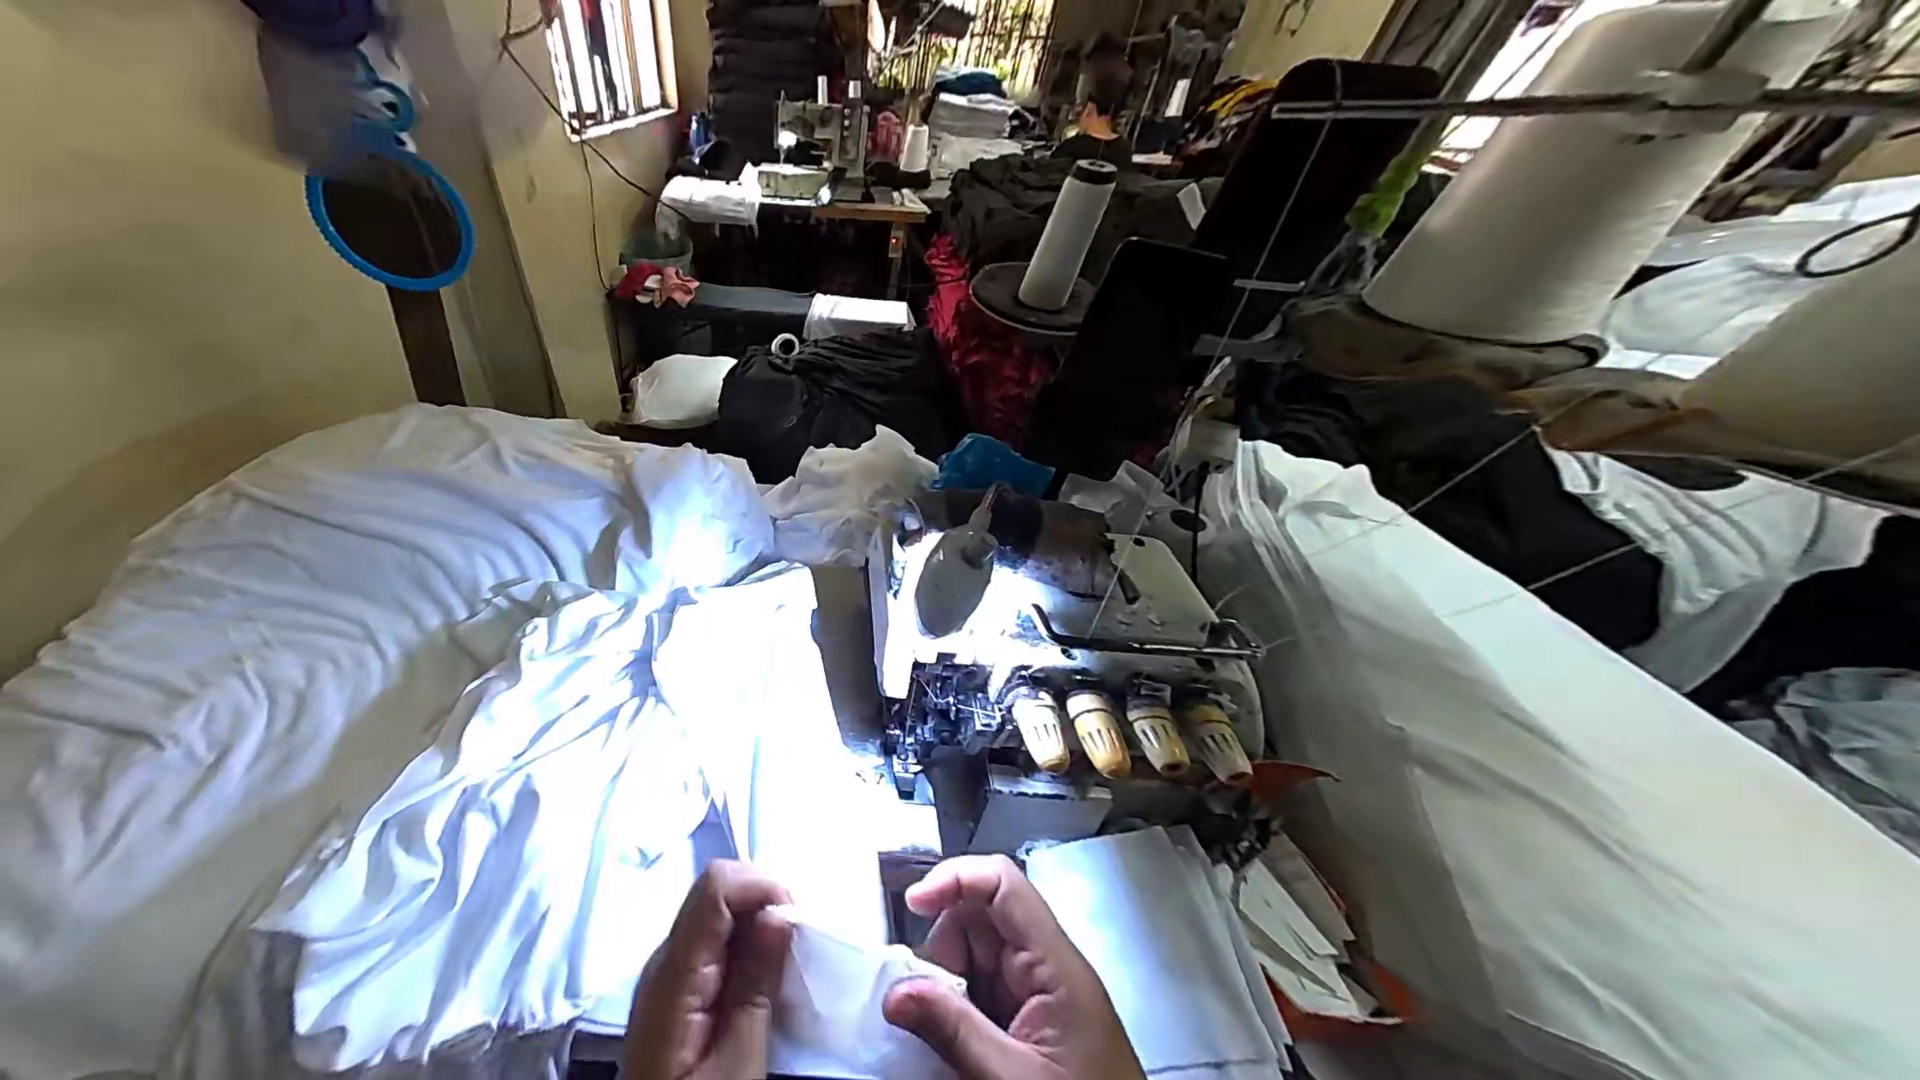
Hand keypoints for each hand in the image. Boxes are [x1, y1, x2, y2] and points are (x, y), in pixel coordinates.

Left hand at [626, 861, 792, 1079]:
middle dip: (764, 901)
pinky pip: (716, 937)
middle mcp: (665, 959)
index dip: (761, 887)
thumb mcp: (738, 1063)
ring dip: (759, 920)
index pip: (716, 886)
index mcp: (674, 973)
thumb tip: (778, 912)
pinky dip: (748, 940)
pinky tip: (763, 976)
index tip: (793, 923)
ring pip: (719, 909)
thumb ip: (756, 982)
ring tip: (783, 962)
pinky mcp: (678, 986)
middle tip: (793, 946)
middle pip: (717, 889)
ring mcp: (668, 971)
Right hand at [883, 855, 1144, 1079]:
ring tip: (943, 1032)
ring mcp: (1037, 990)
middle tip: (928, 1000)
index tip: (915, 902)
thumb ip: (956, 1032)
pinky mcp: (1028, 1016)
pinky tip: (953, 1039)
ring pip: (976, 952)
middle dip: (944, 946)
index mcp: (1055, 962)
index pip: (1003, 884)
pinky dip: (957, 1004)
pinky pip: (981, 987)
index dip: (956, 878)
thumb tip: (897, 992)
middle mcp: (1046, 964)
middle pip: (982, 916)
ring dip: (947, 980)